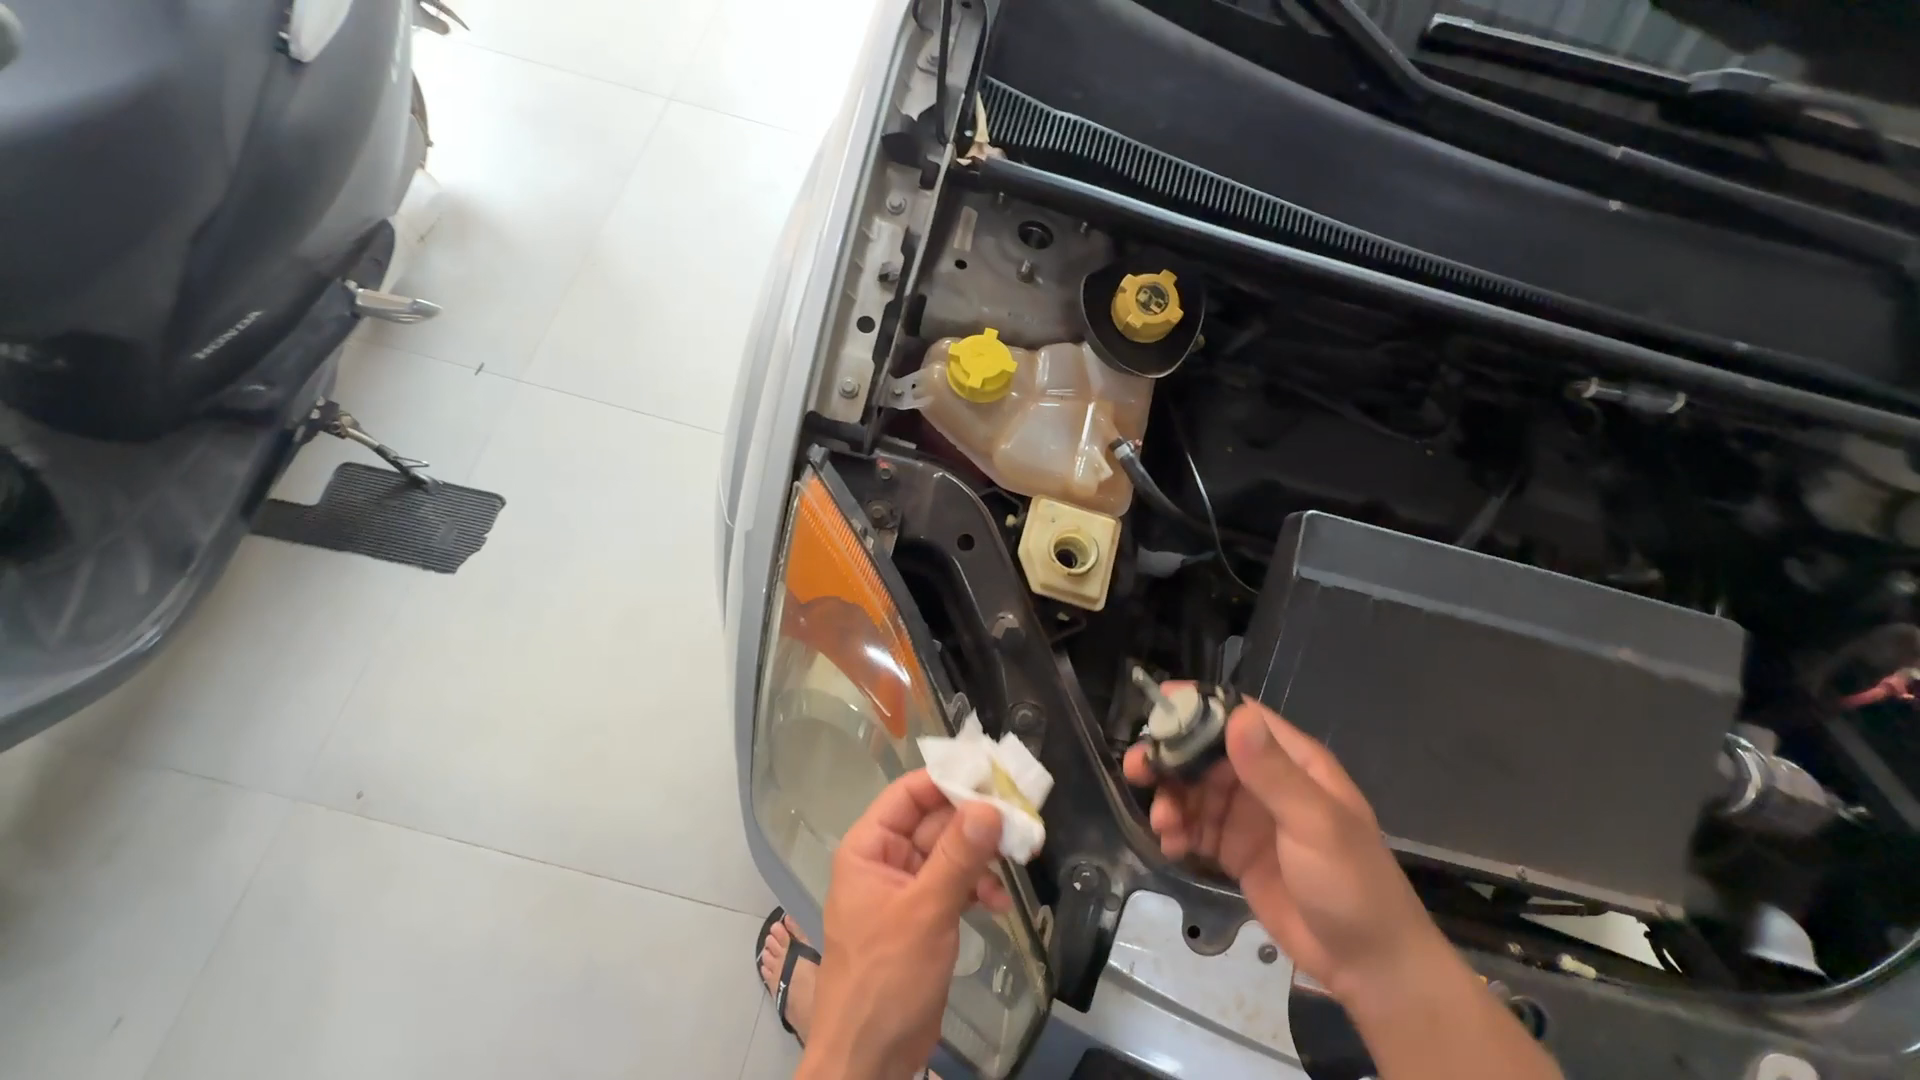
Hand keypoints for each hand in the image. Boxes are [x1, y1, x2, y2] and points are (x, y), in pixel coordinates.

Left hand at [800, 769, 1011, 1079]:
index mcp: (869, 848)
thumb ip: (958, 858)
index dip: (949, 781)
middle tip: (1021, 819)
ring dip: (982, 858)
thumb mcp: (924, 912)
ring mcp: (906, 891)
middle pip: (935, 821)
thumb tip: (989, 807)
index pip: (909, 794)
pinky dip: (978, 889)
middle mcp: (886, 861)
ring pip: (950, 854)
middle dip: (976, 822)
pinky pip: (955, 886)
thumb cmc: (885, 978)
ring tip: (1019, 861)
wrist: (869, 1058)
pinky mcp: (925, 918)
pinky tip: (999, 903)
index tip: (994, 774)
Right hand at [1122, 690, 1442, 1003]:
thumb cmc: (1351, 883)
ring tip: (1162, 824)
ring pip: (1194, 792)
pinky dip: (1177, 832)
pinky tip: (1171, 847)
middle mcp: (1267, 783)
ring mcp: (1249, 818)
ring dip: (1170, 801)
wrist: (1367, 964)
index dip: (1199, 708)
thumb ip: (1273, 772)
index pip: (1241, 718)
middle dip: (1170, 759)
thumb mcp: (1314, 823)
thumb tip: (1236, 715)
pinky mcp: (1235, 852)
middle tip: (1137, 770)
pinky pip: (1195, 829)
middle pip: (1206, 755)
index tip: (1157, 707)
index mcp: (1294, 762)